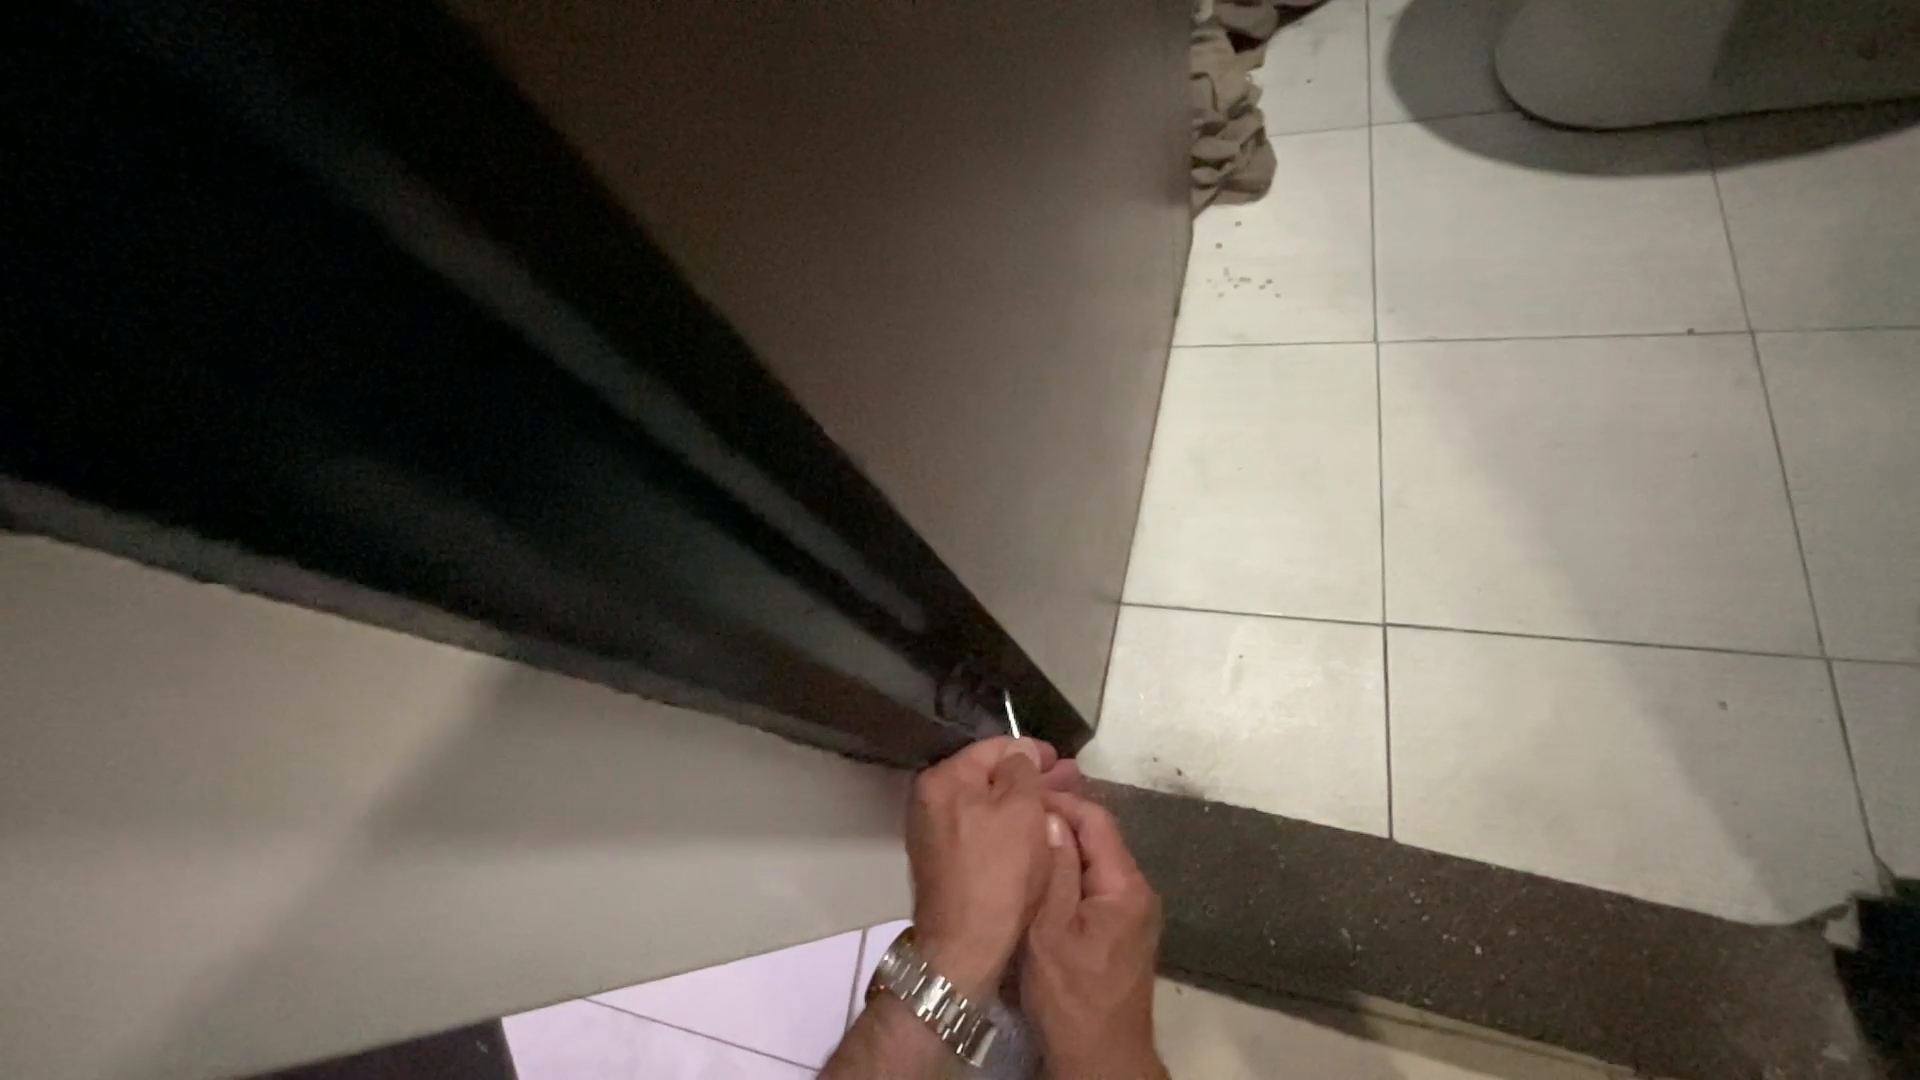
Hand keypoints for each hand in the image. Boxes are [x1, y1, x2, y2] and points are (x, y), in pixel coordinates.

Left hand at [905, 737, 1081, 998]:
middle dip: (1030, 778)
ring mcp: (933, 833)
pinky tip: (1034, 833)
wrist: (965, 948)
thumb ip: (1021, 770)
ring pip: (986, 806)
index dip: (1030, 751)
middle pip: (988, 777)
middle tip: (1068, 781)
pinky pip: (980, 831)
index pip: (992, 749)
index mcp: (943, 780)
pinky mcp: (943, 862)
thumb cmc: (998, 872)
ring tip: (1059, 805)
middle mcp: (929, 800)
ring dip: (1021, 803)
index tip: (1061, 760)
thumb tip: (1019, 749)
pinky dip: (1006, 828)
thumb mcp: (1021, 810)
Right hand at [1021, 791, 1166, 1079]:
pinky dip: (1069, 872)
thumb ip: (1056, 869)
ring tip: (1022, 837)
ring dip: (1062, 846)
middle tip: (1016, 813)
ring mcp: (1132, 912)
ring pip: (1095, 860)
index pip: (1096, 820)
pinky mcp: (1121, 930)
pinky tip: (1040, 873)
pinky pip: (1095, 883)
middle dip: (1059, 821)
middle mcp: (1137, 891)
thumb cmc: (1070, 996)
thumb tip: (1050, 815)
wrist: (1100, 1061)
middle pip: (1098, 838)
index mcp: (1125, 886)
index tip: (1021, 796)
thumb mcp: (1051, 928)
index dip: (1060, 801)